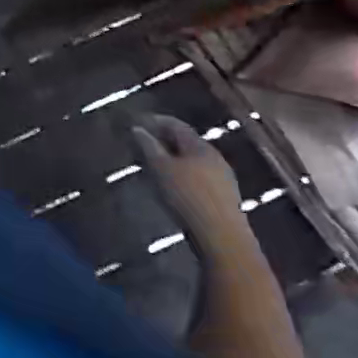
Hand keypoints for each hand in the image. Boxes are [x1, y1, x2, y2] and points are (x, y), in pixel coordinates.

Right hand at [132, 114, 253, 258]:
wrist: (222, 236)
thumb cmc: (187, 196)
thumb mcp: (160, 168)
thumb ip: (148, 146)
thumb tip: (138, 128)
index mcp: (201, 147)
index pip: (176, 125)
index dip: (155, 120)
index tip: (135, 121)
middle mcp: (215, 157)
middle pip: (185, 141)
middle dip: (162, 138)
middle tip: (140, 142)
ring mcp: (222, 176)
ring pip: (191, 158)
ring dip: (171, 156)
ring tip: (150, 161)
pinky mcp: (223, 194)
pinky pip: (197, 173)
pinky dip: (180, 169)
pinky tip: (169, 180)